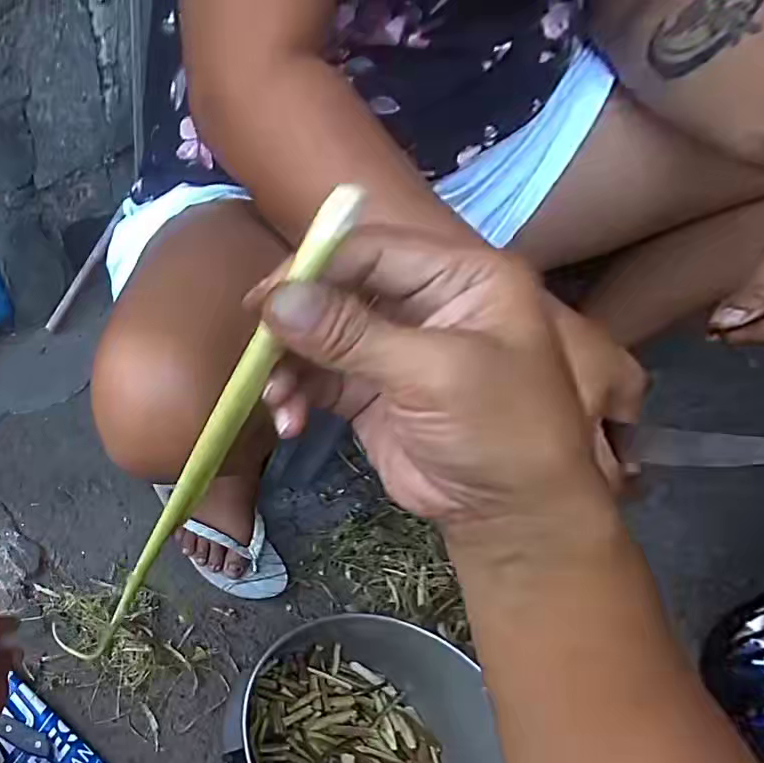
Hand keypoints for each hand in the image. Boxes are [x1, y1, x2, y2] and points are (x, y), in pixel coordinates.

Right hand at [254, 226, 614, 534]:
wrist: (505, 510)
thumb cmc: (497, 429)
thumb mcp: (432, 373)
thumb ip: (353, 335)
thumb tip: (276, 303)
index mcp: (458, 278)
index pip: (373, 251)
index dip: (314, 269)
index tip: (263, 300)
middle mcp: (421, 305)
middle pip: (338, 293)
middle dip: (295, 325)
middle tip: (257, 352)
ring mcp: (390, 350)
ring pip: (320, 340)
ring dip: (290, 369)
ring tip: (277, 401)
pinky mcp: (368, 393)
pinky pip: (318, 382)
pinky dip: (298, 398)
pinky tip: (291, 423)